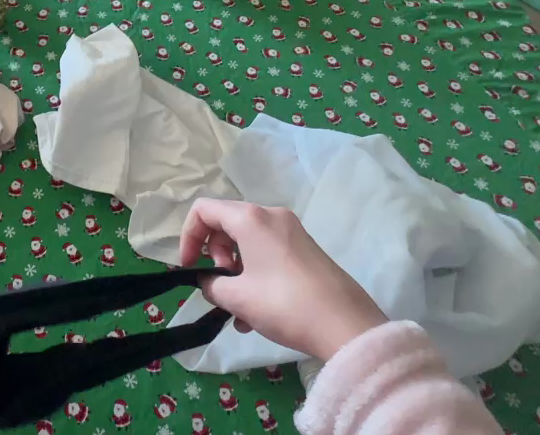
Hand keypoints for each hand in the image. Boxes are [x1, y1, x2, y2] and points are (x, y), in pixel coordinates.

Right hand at [179, 198, 386, 361]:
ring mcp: (293, 232)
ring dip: (235, 269)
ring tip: (239, 308)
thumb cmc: (285, 305)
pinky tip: (258, 310)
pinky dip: (256, 272)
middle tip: (221, 285)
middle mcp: (271, 216)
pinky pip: (269, 252)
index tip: (189, 267)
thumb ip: (212, 285)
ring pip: (248, 241)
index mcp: (250, 218)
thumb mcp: (238, 298)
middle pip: (226, 224)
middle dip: (215, 254)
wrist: (351, 329)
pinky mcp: (308, 250)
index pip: (203, 210)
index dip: (188, 237)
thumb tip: (210, 282)